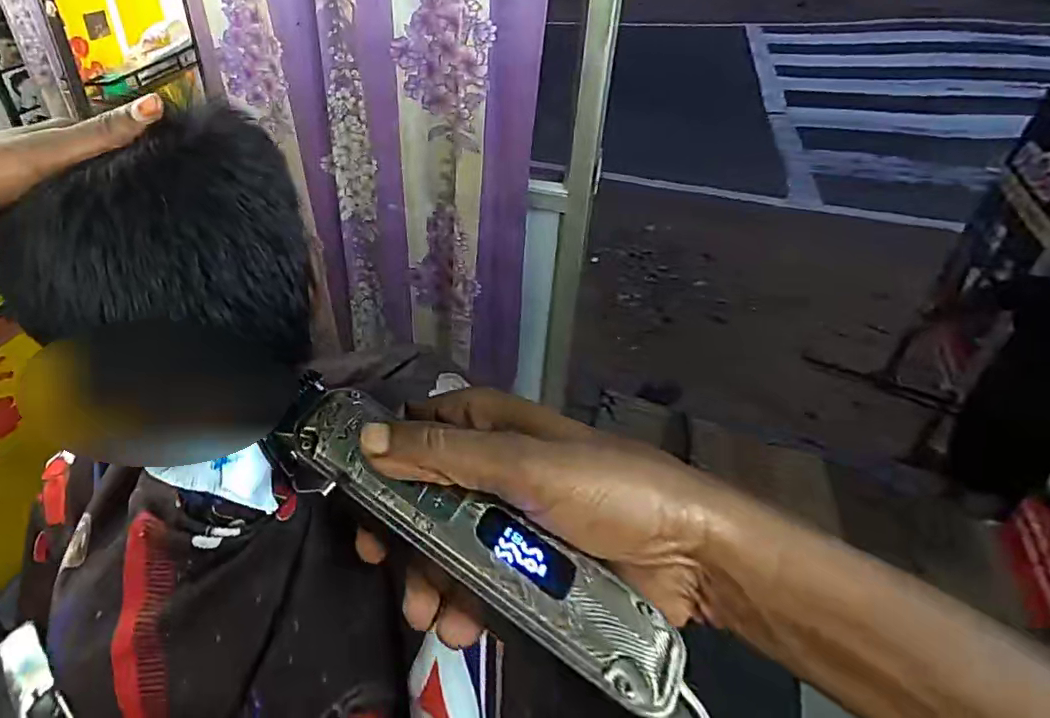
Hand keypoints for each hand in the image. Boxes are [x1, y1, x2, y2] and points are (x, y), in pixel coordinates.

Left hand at [0, 94, 162, 243]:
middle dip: (121, 177)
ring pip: (75, 192)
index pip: (110, 133)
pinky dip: (73, 221)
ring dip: (96, 203)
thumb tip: (158, 103)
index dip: (142, 142)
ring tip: (133, 222)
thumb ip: (102, 133)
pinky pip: (55, 215)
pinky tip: (91, 237)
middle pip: (94, 165)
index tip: (176, 160)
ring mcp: (31, 185)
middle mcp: (47, 156)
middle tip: (160, 200)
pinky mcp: (18, 212)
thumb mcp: (53, 150)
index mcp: (58, 134)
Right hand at [353, 387, 737, 644]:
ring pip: (446, 542)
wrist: (693, 556)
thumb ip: (441, 452)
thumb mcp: (518, 462)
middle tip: (377, 560)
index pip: (413, 429)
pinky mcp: (527, 564)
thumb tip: (366, 438)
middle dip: (400, 531)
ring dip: (427, 576)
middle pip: (421, 492)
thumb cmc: (602, 486)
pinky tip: (458, 626)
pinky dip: (463, 602)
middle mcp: (487, 465)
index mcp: (484, 423)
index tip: (355, 491)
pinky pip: (479, 580)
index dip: (381, 456)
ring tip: (424, 612)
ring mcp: (506, 518)